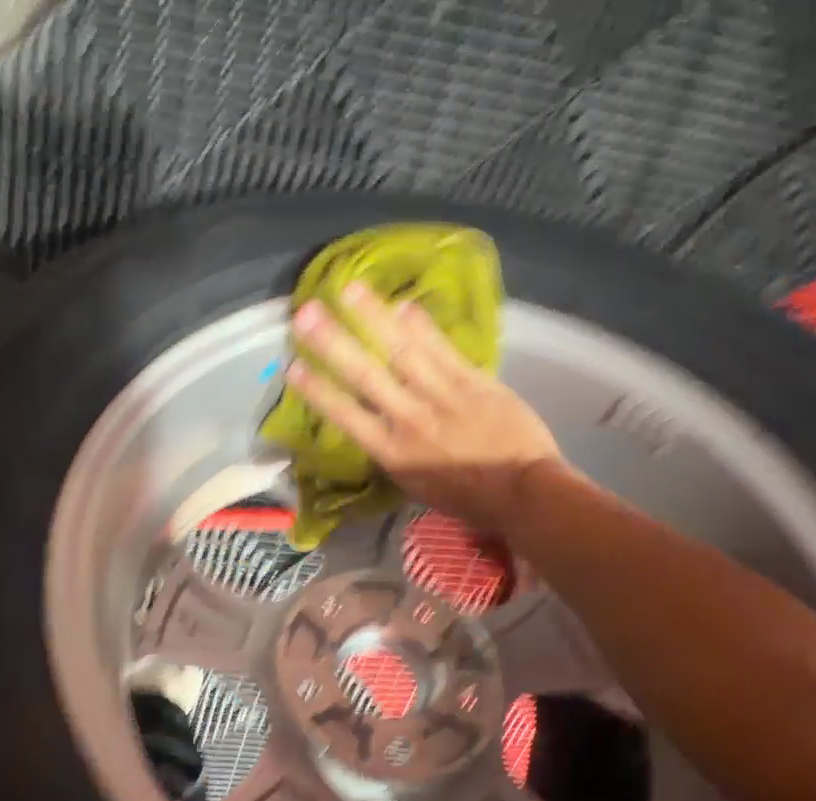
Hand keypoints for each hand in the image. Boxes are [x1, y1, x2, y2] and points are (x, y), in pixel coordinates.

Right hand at [288, 283, 567, 530]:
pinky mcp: (474, 382)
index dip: (318, 390)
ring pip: (401, 351)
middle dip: (333, 342)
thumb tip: (374, 421)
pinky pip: (442, 349)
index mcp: (391, 452)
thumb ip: (393, 449)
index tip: (293, 367)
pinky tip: (401, 304)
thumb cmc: (466, 496)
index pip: (345, 415)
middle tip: (305, 313)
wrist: (522, 492)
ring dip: (372, 318)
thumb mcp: (415, 482)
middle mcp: (409, 419)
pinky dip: (421, 326)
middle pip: (365, 374)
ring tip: (349, 289)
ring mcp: (443, 397)